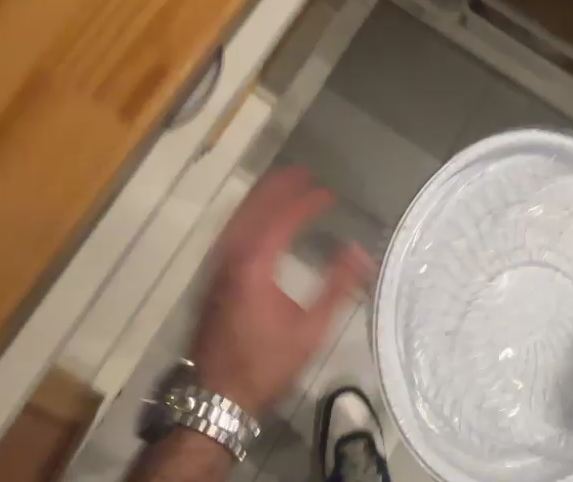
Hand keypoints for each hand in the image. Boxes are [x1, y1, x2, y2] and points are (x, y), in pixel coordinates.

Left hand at [186, 167, 372, 415]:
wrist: (213, 400)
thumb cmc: (265, 365)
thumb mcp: (310, 330)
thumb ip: (337, 288)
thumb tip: (361, 252)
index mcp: (256, 264)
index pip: (284, 217)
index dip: (307, 201)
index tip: (328, 192)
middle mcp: (232, 257)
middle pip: (254, 208)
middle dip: (278, 186)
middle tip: (302, 172)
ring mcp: (217, 268)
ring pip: (237, 218)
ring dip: (260, 198)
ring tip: (281, 185)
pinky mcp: (211, 279)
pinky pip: (229, 232)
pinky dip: (246, 216)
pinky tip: (256, 219)